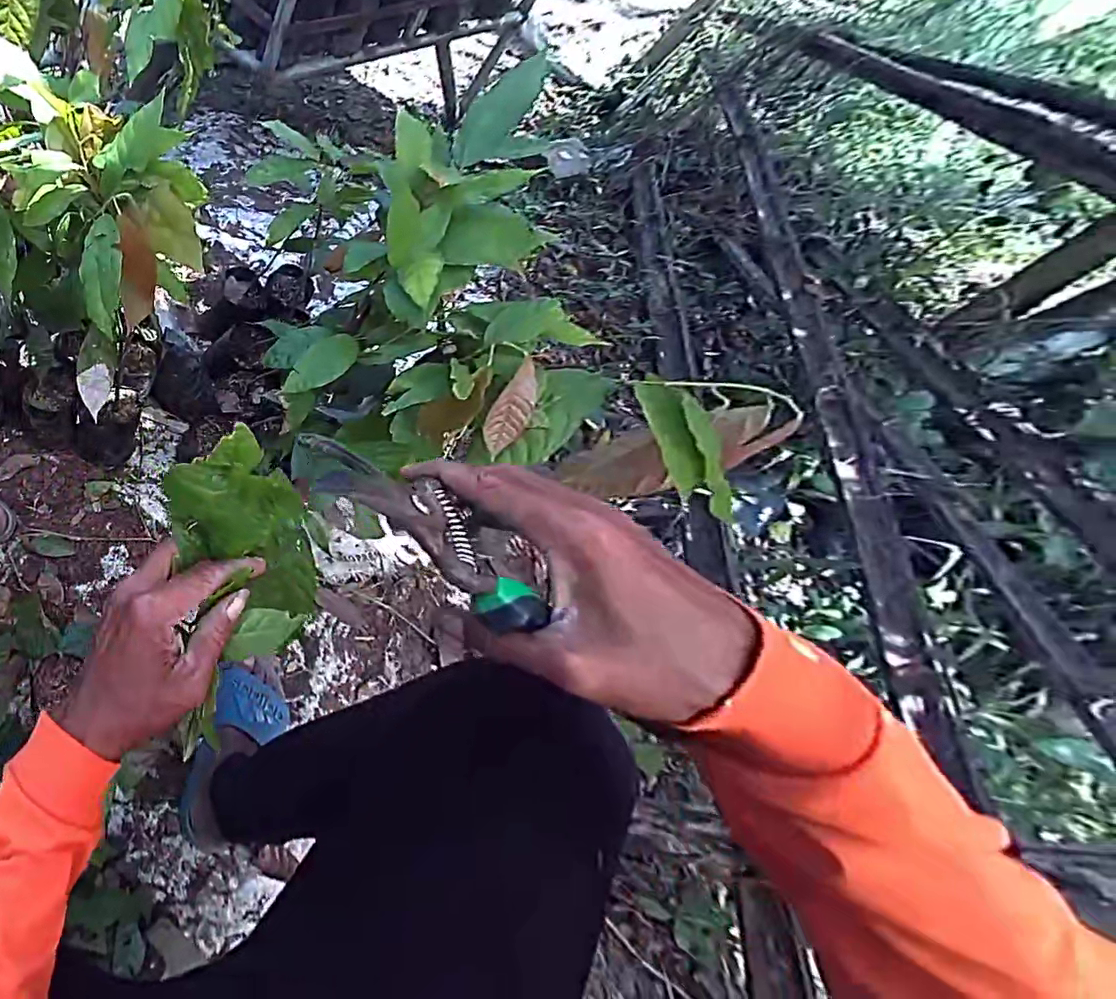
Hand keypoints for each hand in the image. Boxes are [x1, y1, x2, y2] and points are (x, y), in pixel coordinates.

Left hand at [53, 542, 263, 760]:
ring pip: (162, 559)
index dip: (234, 567)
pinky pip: (150, 573)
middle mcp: (133, 590)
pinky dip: (174, 574)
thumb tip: (239, 598)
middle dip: (209, 552)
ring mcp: (121, 592)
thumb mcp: (190, 680)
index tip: (259, 565)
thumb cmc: (142, 708)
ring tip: (221, 576)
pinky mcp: (116, 600)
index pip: (202, 574)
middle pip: (176, 550)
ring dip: (191, 562)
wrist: (92, 720)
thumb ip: (215, 633)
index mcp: (152, 610)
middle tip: (237, 565)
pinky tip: (194, 591)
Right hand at [406, 461, 757, 722]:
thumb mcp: (568, 665)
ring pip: (532, 485)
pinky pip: (551, 500)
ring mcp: (606, 519)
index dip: (447, 478)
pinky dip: (514, 501)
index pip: (495, 489)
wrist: (744, 675)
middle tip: (421, 496)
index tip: (408, 476)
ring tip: (449, 509)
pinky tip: (499, 525)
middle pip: (511, 478)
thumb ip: (500, 641)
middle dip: (462, 479)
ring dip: (488, 489)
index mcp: (572, 535)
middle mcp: (587, 514)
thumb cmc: (656, 668)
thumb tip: (450, 619)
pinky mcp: (616, 532)